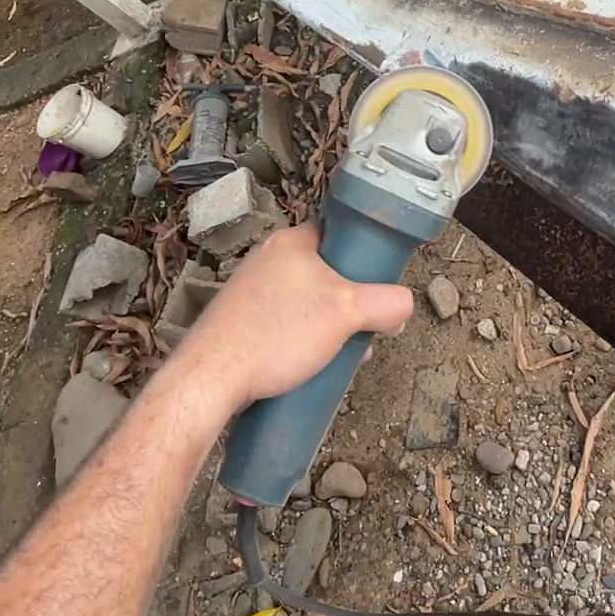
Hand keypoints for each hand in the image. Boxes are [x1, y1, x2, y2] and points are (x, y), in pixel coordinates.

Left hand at [177, 224, 411, 410]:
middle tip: (364, 326)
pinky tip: (311, 365)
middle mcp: (268, 259)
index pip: (338, 233)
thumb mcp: (348, 313)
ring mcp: (251, 291)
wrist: (209, 381)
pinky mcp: (240, 322)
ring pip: (306, 302)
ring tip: (342, 353)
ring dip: (328, 325)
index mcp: (291, 242)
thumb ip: (386, 303)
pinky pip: (284, 323)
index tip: (378, 280)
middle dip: (350, 302)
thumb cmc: (275, 336)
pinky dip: (302, 339)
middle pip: (325, 272)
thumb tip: (405, 307)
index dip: (363, 256)